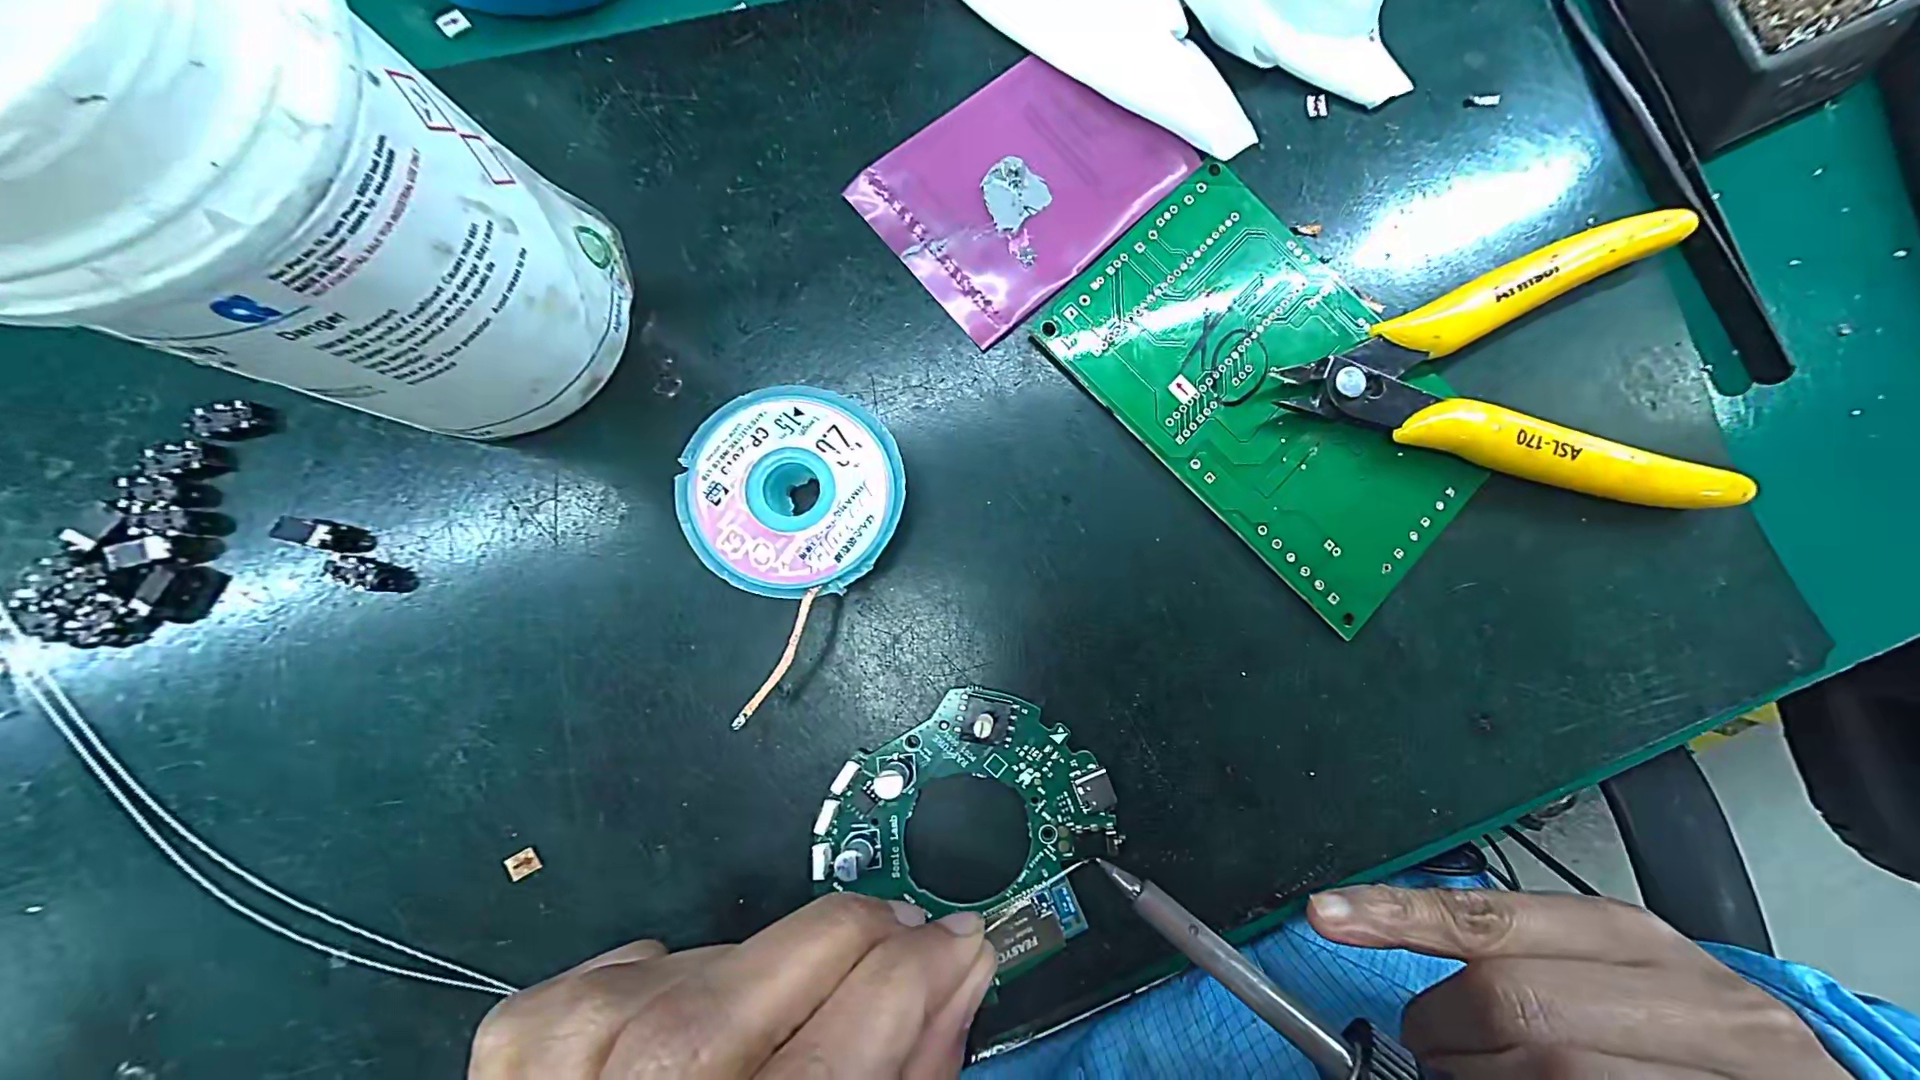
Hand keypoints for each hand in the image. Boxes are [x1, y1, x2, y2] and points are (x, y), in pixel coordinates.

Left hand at [469, 893, 997, 1079]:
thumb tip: (956, 969)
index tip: (956, 939)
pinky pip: (646, 957)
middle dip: (867, 932)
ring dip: (777, 962)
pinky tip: (684, 1017)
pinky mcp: (530, 1035)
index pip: (861, 1024)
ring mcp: (571, 1064)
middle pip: (793, 961)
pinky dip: (682, 972)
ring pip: (725, 948)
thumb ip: (904, 1071)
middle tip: (903, 935)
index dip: (926, 965)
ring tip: (787, 1008)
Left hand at [1307, 886, 1846, 1079]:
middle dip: (1443, 1029)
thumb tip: (1375, 931)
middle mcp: (1693, 1002)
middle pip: (1510, 1003)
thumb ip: (1508, 955)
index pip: (1485, 918)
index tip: (1325, 914)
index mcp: (1631, 937)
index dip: (1395, 914)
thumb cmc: (1676, 1024)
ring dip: (1481, 1077)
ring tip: (1479, 1072)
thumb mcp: (1598, 968)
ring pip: (1547, 1073)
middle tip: (1430, 1043)